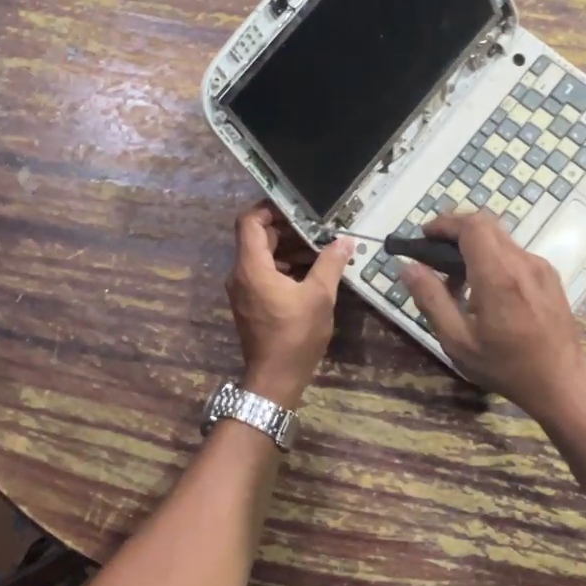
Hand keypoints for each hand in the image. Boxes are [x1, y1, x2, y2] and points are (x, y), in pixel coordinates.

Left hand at [226, 202, 354, 406]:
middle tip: (315, 227)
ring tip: (319, 249)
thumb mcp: (319, 296)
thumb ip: (330, 264)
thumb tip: (344, 241)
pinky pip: (262, 274)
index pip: (248, 221)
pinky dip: (283, 267)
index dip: (268, 207)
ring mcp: (242, 290)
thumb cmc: (296, 335)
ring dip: (286, 248)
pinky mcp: (250, 303)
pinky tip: (309, 272)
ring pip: (260, 256)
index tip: (295, 206)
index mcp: (252, 267)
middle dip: (285, 228)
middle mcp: (240, 274)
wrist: (275, 378)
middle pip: (255, 237)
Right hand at [400, 212, 585, 420]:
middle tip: (433, 254)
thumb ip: (431, 300)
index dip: (445, 223)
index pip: (472, 226)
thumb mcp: (458, 341)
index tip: (424, 236)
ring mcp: (540, 268)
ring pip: (501, 239)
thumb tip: (408, 268)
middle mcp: (523, 263)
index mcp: (499, 276)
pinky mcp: (549, 277)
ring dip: (473, 248)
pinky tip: (483, 292)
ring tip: (455, 282)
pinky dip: (492, 260)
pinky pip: (515, 255)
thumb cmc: (506, 367)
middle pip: (487, 225)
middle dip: (455, 232)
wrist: (562, 383)